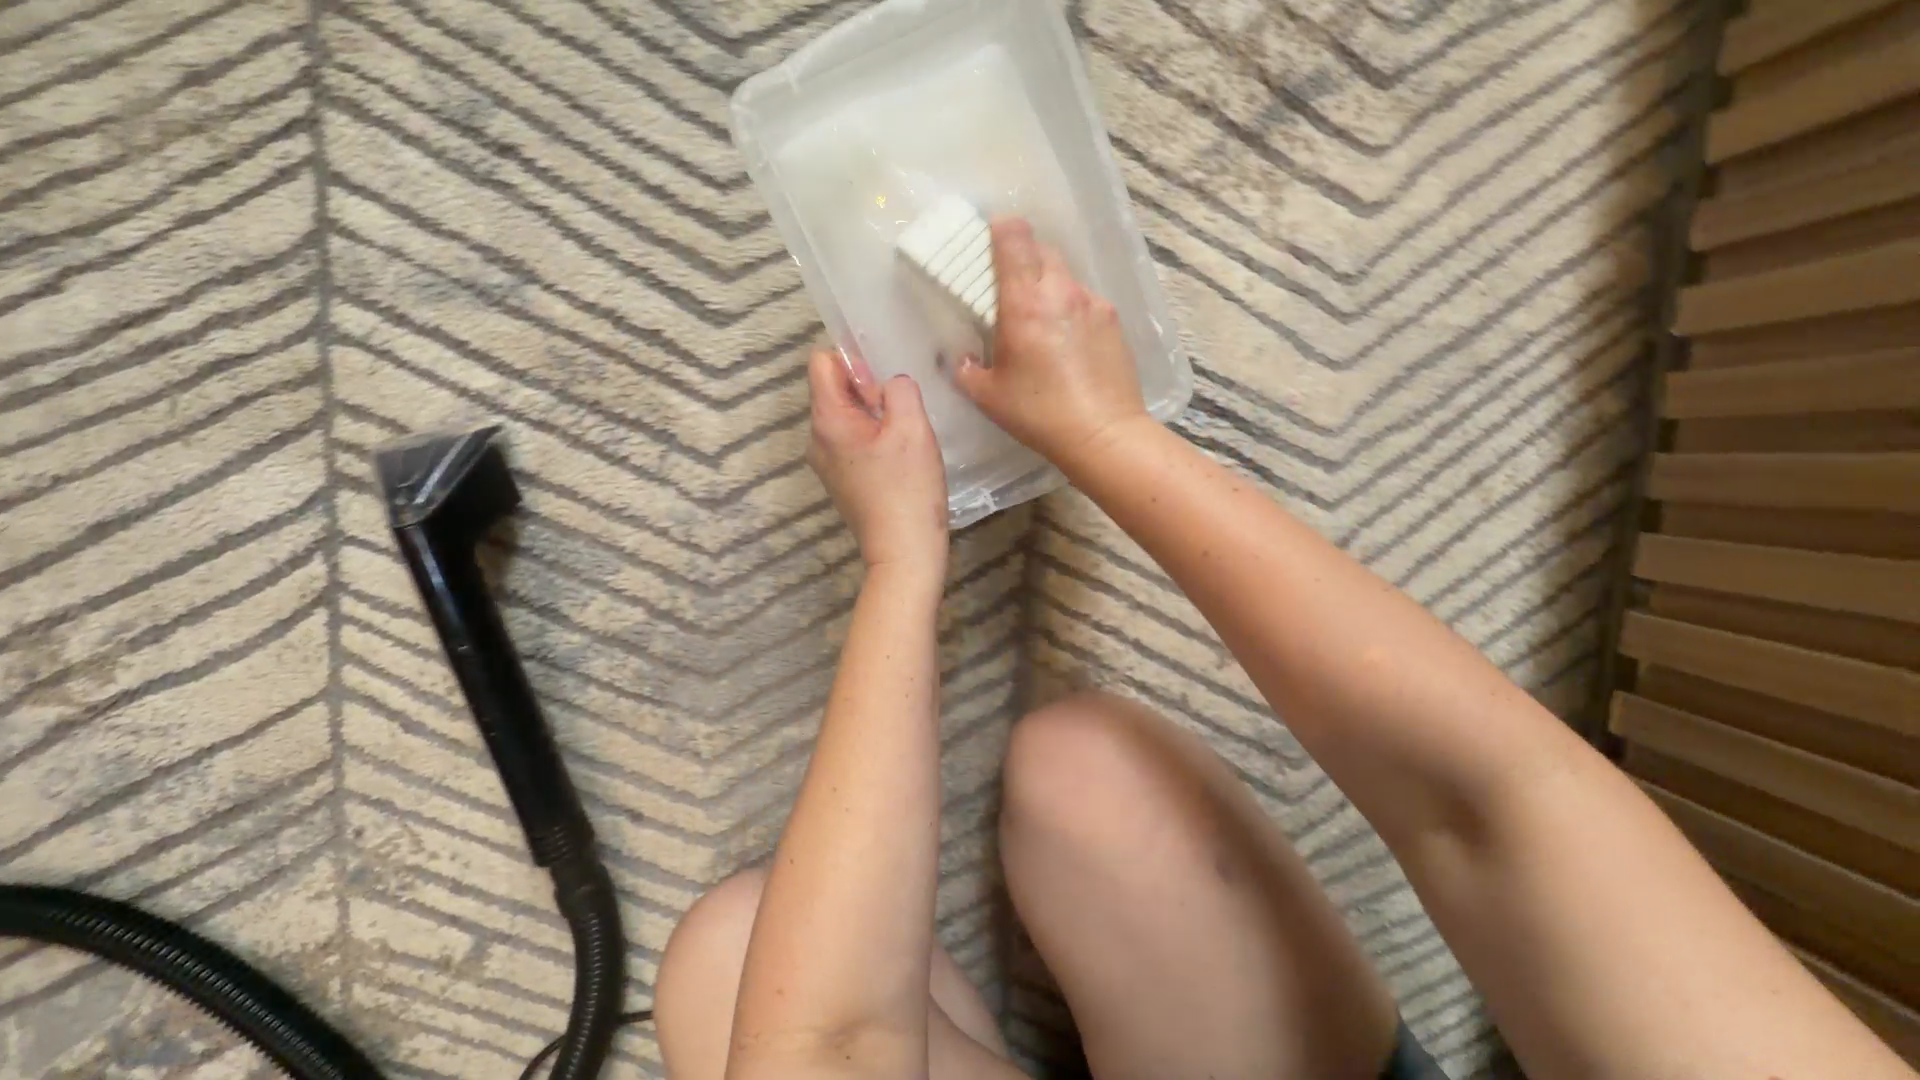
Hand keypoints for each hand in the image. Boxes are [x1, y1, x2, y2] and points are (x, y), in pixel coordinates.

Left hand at [806, 346, 948, 575]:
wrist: (903, 552)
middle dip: (867, 389)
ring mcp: (826, 463)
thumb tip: (891, 384)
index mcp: (827, 420)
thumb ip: (900, 390)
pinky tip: (899, 459)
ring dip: (874, 416)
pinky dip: (874, 439)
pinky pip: (852, 442)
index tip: (884, 383)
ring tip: (904, 438)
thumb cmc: (908, 490)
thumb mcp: (912, 428)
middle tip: (902, 413)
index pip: (822, 362)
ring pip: (846, 417)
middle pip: (834, 390)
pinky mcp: (840, 481)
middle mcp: (816, 439)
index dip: (854, 359)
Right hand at [951, 218, 1151, 467]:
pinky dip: (1071, 309)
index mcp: (1025, 302)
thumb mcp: (988, 397)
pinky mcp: (1113, 322)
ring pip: (1066, 276)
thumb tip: (963, 360)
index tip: (990, 240)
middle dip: (1024, 258)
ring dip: (1048, 285)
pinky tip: (1067, 342)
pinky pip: (1086, 301)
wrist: (1103, 433)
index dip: (1000, 230)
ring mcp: (1093, 304)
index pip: (1014, 238)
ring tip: (1040, 320)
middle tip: (1009, 285)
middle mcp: (1061, 292)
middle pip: (1042, 250)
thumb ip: (967, 371)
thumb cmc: (1040, 413)